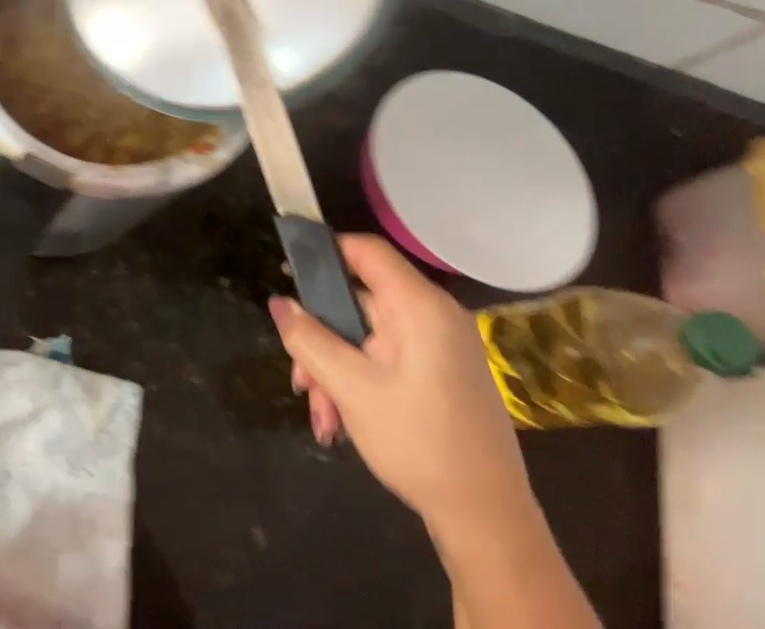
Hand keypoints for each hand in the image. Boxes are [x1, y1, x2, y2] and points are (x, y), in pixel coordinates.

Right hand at [269, 235, 530, 525]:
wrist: (485, 514)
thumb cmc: (417, 441)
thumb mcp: (350, 387)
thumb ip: (308, 338)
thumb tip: (279, 303)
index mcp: (419, 308)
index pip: (366, 251)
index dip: (324, 252)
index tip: (285, 272)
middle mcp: (433, 317)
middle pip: (358, 303)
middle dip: (320, 341)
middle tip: (300, 382)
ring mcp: (439, 347)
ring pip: (365, 338)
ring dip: (334, 371)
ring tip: (323, 417)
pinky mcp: (440, 373)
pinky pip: (384, 359)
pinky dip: (358, 382)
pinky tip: (341, 420)